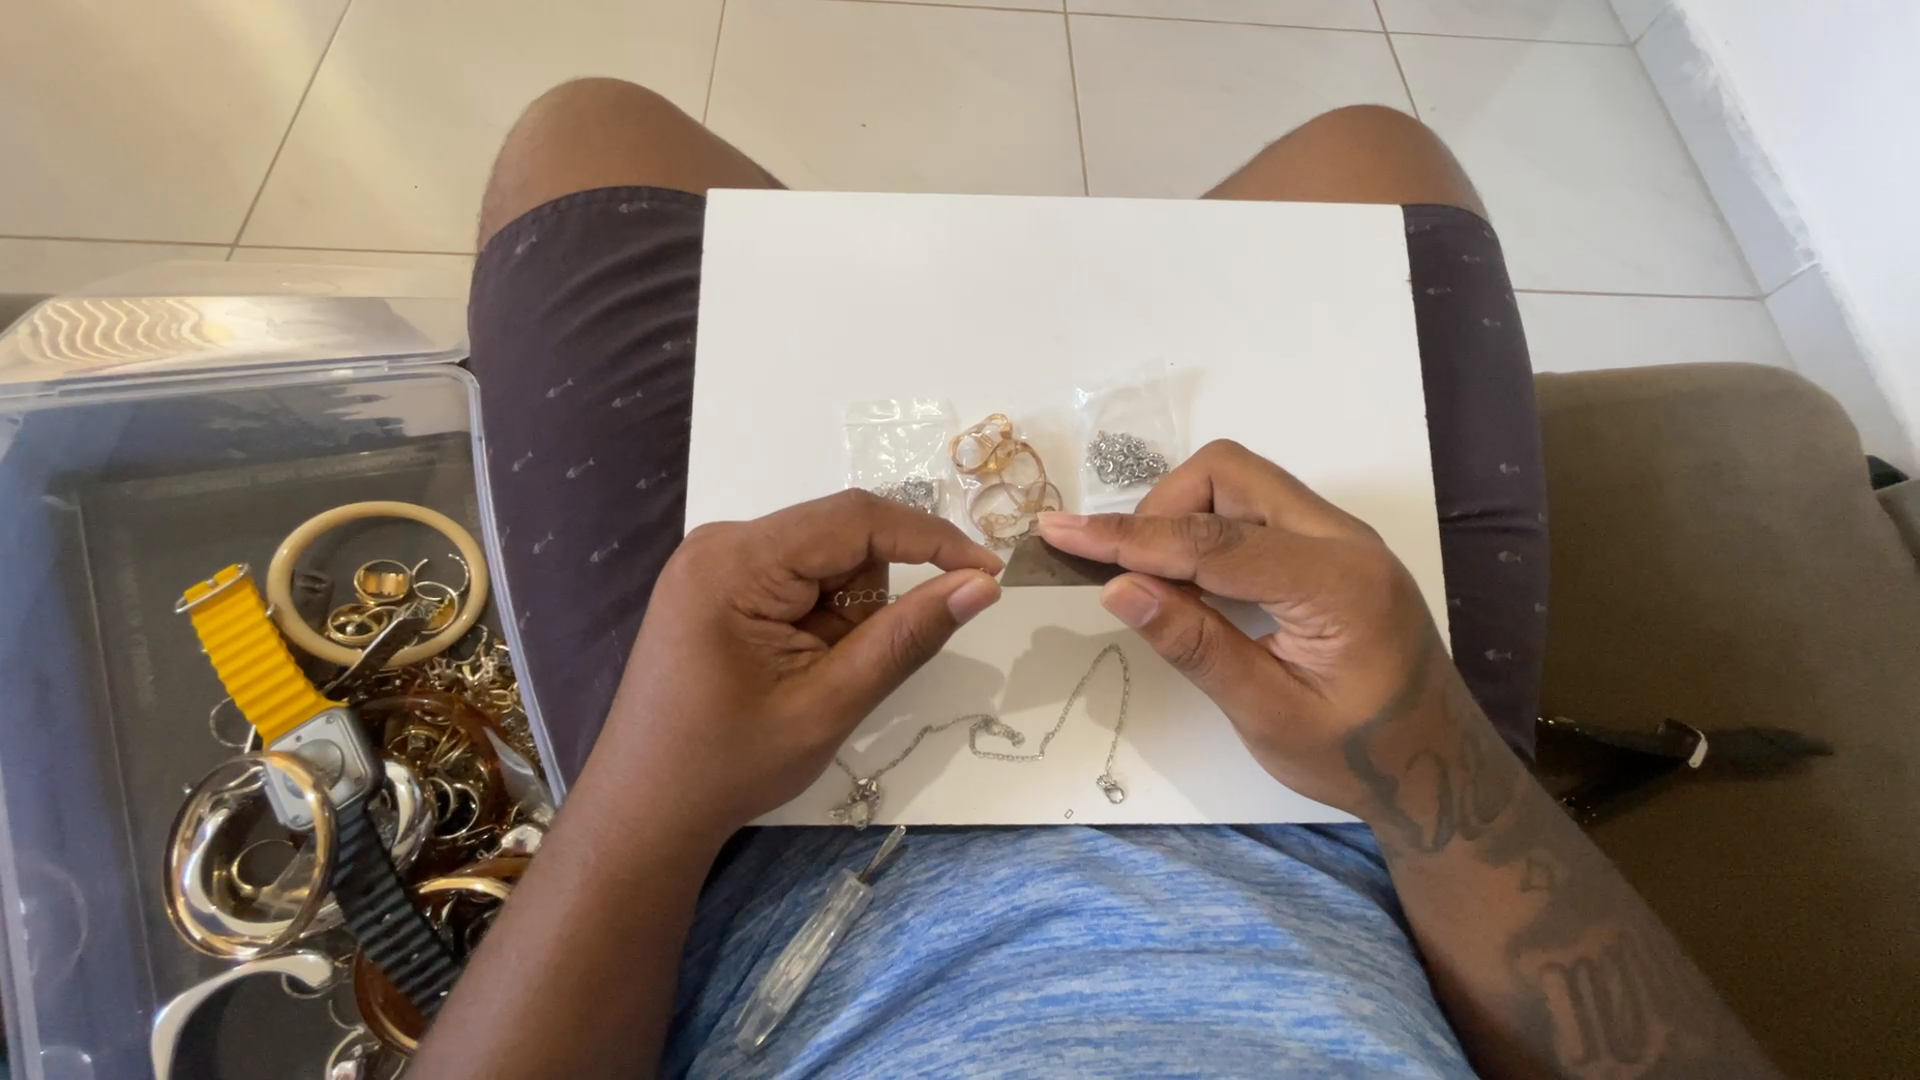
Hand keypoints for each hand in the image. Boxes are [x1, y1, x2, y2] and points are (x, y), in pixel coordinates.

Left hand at [593, 491, 1003, 840]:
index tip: (988, 571)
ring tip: (819, 672)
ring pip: (826, 558)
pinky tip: (801, 662)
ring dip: (849, 609)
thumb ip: (907, 637)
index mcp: (737, 561)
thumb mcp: (830, 703)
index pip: (855, 519)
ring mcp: (718, 561)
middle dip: (874, 593)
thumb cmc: (729, 766)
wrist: (644, 811)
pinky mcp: (721, 583)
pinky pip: (801, 577)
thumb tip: (982, 585)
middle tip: (860, 662)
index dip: (931, 538)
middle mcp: (723, 542)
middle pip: (840, 536)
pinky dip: (825, 615)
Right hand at [1037, 439, 1471, 817]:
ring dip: (1181, 516)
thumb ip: (1195, 645)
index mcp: (1335, 584)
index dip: (1129, 537)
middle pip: (1229, 474)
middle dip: (1161, 510)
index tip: (1061, 532)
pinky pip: (1253, 507)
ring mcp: (1339, 536)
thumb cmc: (1357, 757)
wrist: (1438, 768)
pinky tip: (1191, 580)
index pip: (1211, 540)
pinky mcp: (1328, 545)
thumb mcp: (1267, 716)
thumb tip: (1118, 590)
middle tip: (1131, 576)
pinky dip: (1205, 528)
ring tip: (1158, 582)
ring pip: (1239, 480)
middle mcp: (1342, 538)